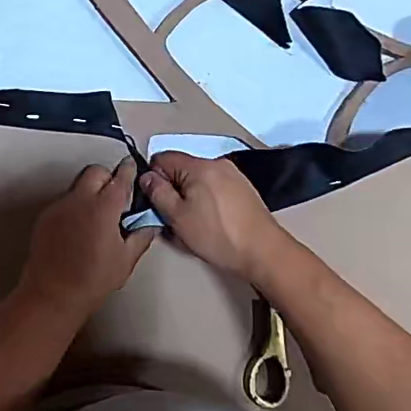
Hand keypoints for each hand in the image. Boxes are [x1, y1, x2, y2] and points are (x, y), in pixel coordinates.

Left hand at [15, 158, 155, 318]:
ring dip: (90, 193)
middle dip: (107, 177)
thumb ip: (141, 236)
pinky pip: (64, 202)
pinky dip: (75, 207)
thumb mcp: (125, 260)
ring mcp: (59, 207)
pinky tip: (80, 228)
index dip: (128, 170)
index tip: (132, 167)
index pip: (120, 177)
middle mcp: (79, 201)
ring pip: (78, 186)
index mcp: (103, 208)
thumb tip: (149, 224)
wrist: (52, 294)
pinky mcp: (46, 216)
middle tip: (115, 196)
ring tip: (97, 217)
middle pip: (95, 172)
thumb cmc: (91, 280)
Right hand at [138, 151, 298, 282]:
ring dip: (190, 196)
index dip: (154, 179)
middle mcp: (218, 163)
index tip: (157, 201)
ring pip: (197, 179)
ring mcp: (233, 175)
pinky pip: (214, 186)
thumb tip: (147, 177)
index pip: (162, 158)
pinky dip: (207, 200)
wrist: (263, 252)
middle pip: (181, 168)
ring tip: (195, 223)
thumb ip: (157, 193)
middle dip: (173, 190)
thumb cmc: (219, 237)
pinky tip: (212, 221)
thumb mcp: (177, 218)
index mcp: (200, 167)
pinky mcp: (243, 188)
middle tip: (175, 217)